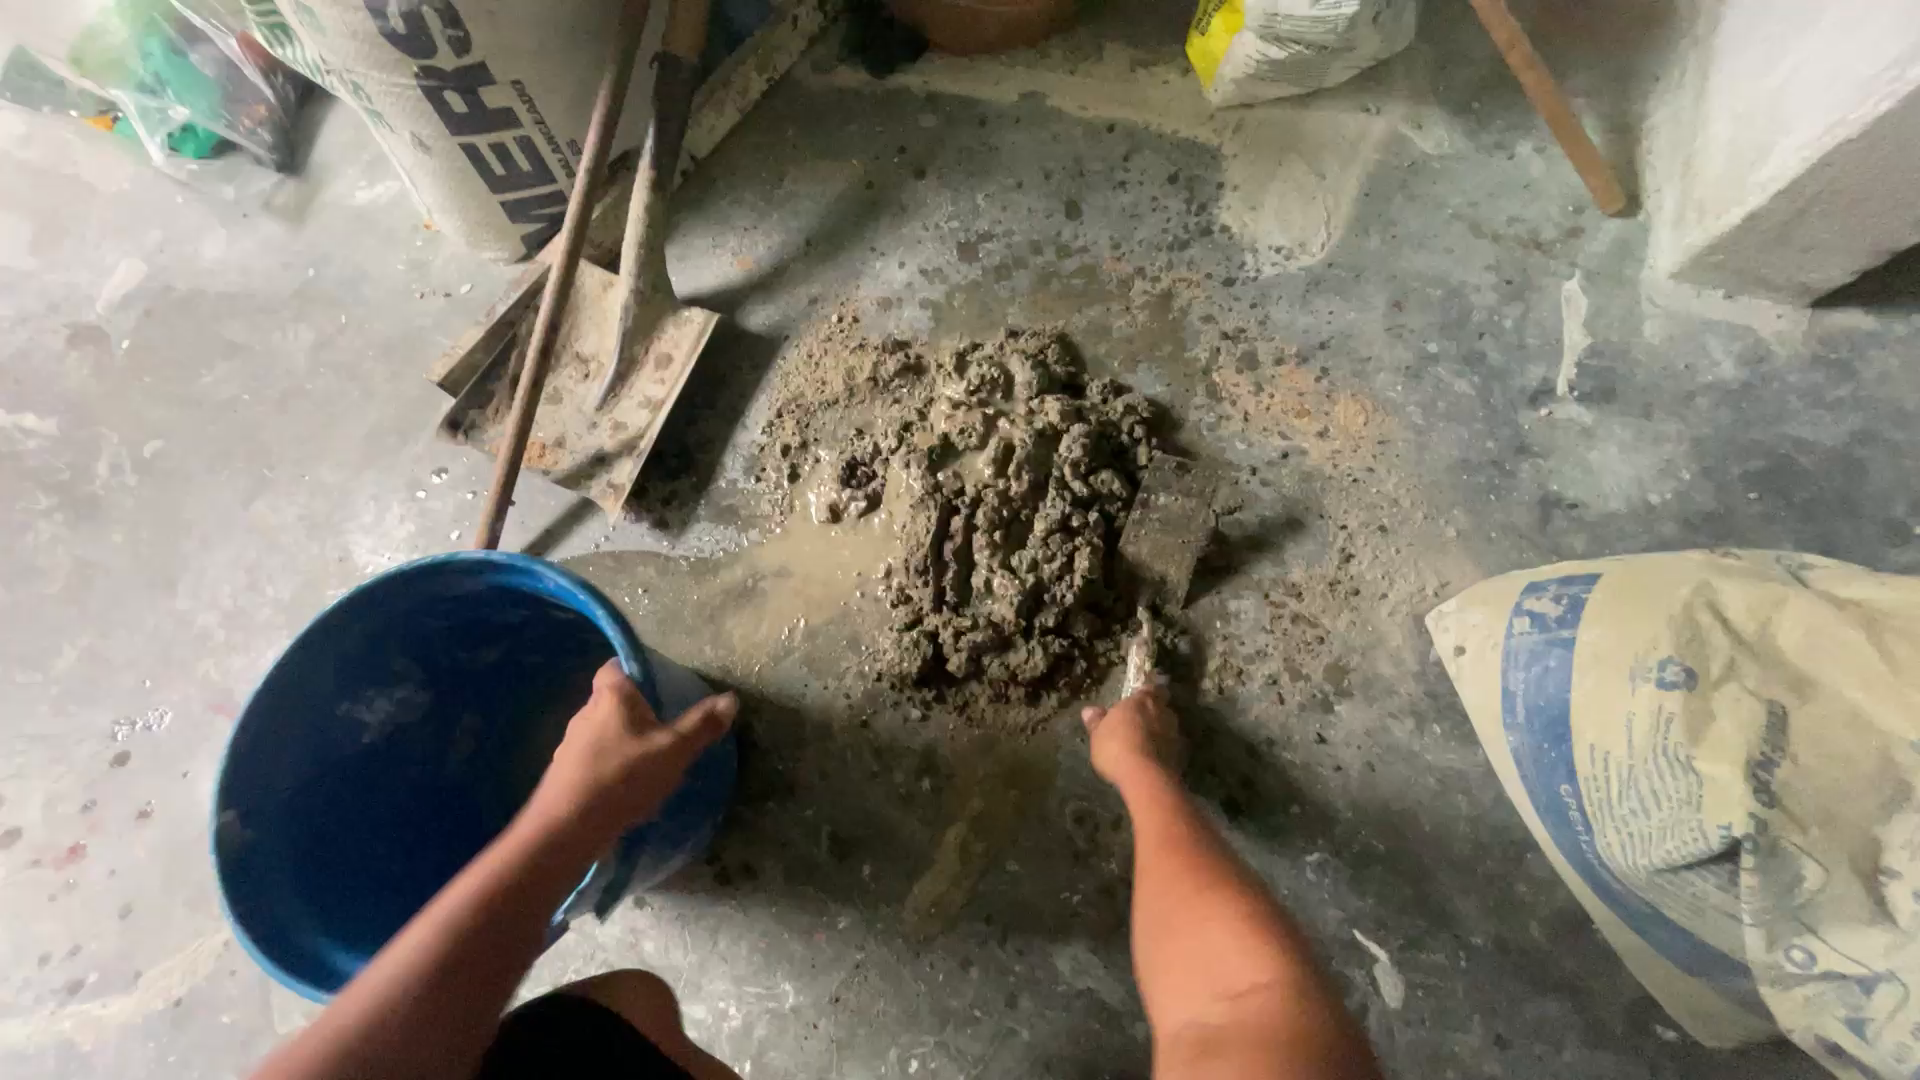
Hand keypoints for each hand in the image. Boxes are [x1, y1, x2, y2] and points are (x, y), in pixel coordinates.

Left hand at [527, 659, 736, 843]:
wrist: (567, 829)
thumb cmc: (623, 776)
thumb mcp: (674, 750)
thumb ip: (702, 724)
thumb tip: (731, 698)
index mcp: (611, 696)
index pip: (616, 665)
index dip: (636, 669)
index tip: (659, 681)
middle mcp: (586, 712)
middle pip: (613, 698)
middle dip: (637, 707)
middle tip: (666, 720)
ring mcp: (571, 743)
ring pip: (604, 729)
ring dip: (624, 737)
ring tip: (652, 755)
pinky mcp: (566, 772)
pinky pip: (595, 756)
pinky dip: (612, 762)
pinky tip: (629, 782)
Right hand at [1081, 683, 1180, 788]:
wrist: (1145, 777)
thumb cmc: (1116, 748)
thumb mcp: (1097, 734)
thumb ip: (1096, 720)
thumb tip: (1089, 710)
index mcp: (1142, 701)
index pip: (1149, 689)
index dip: (1146, 693)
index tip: (1139, 699)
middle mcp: (1162, 712)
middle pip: (1161, 707)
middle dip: (1153, 713)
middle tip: (1140, 722)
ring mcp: (1175, 733)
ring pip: (1168, 727)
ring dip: (1159, 732)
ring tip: (1146, 743)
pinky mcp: (1181, 755)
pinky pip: (1171, 747)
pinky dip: (1164, 750)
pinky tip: (1152, 759)